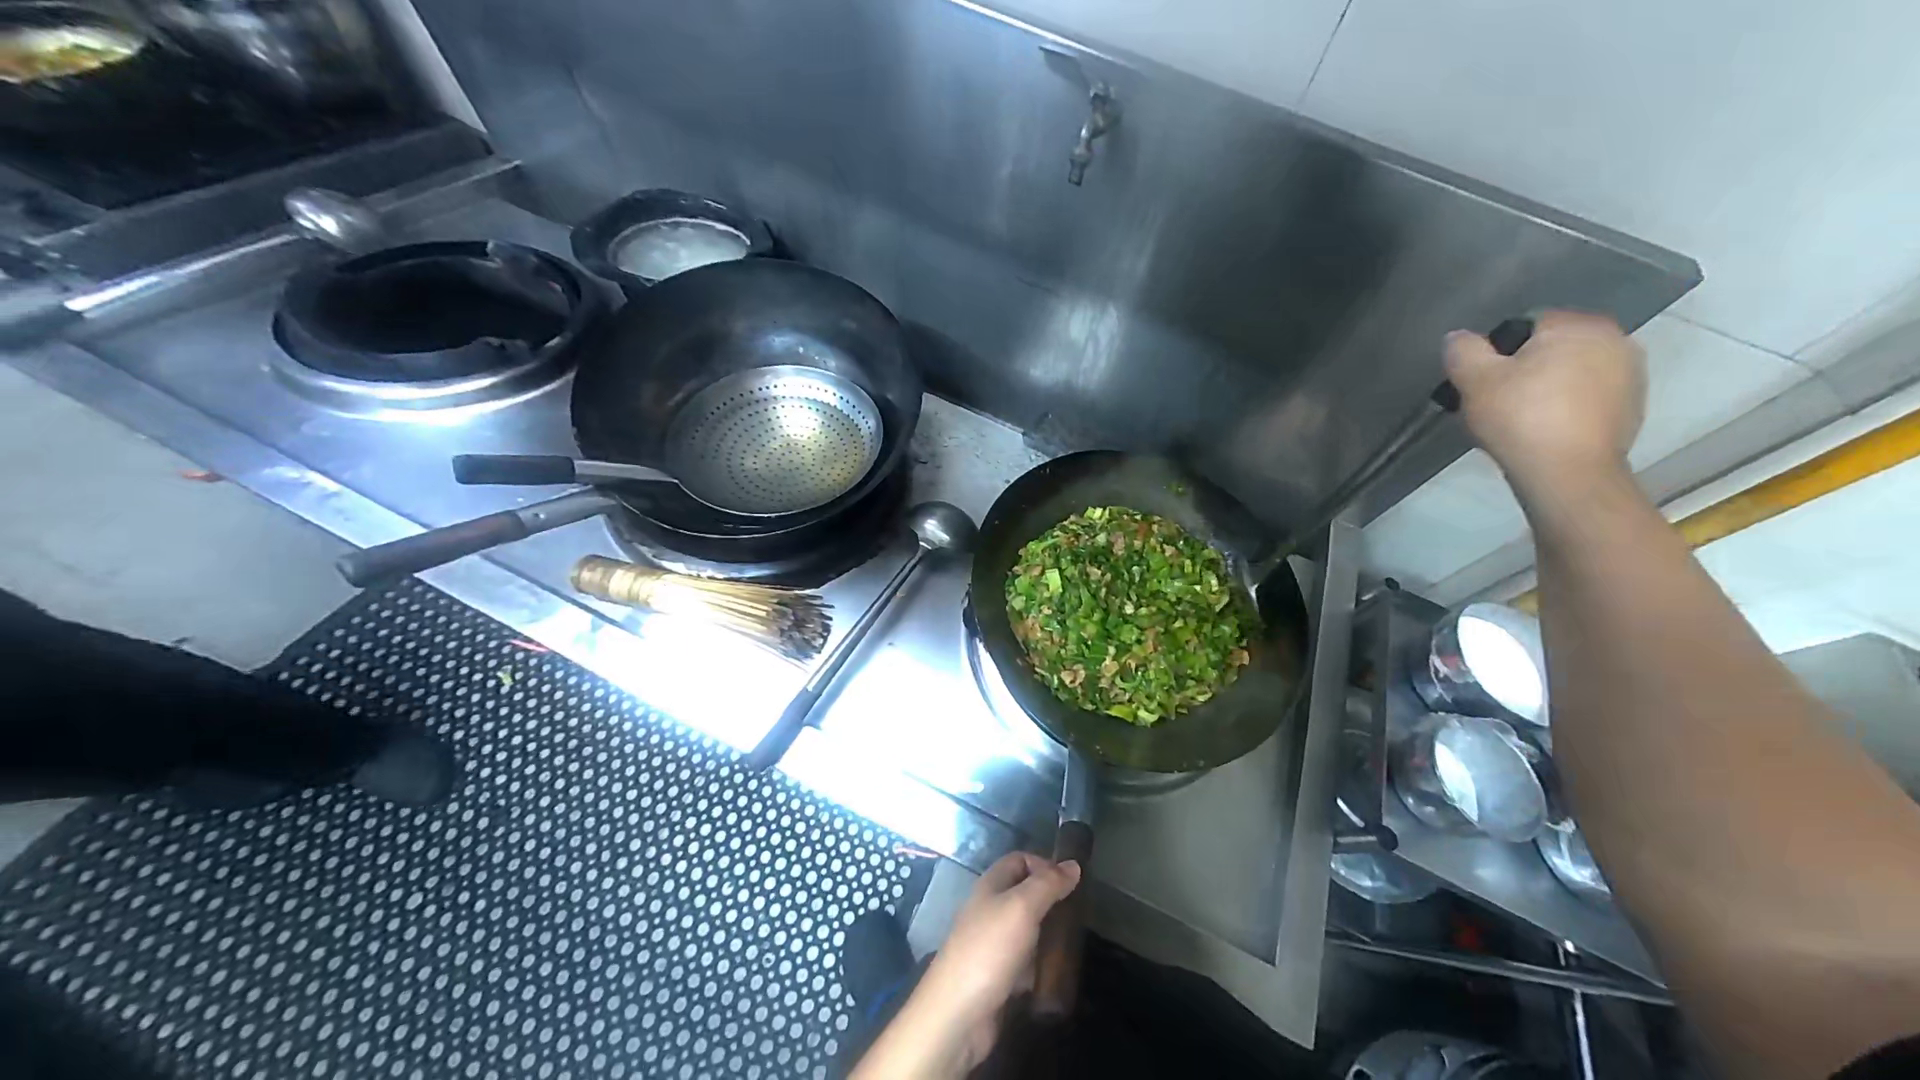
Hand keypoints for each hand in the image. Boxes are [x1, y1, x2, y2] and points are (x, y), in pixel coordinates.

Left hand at [922, 852, 1080, 1031]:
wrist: (958, 1013)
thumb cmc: (989, 949)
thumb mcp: (1022, 907)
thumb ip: (1047, 884)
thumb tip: (1072, 865)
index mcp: (990, 886)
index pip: (1019, 860)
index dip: (1044, 864)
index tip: (1071, 883)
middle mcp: (989, 910)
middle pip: (1024, 895)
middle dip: (1051, 902)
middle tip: (1078, 916)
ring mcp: (992, 945)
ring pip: (1027, 930)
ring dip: (1049, 936)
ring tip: (1075, 945)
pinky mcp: (997, 976)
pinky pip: (1025, 963)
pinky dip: (1040, 967)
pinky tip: (1057, 975)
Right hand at [1445, 311, 1646, 491]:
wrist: (1567, 472)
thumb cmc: (1520, 417)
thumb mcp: (1474, 381)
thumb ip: (1463, 350)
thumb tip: (1458, 337)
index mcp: (1578, 326)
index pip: (1527, 323)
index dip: (1498, 350)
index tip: (1484, 379)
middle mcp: (1615, 339)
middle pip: (1553, 347)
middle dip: (1526, 367)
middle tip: (1498, 399)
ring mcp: (1631, 374)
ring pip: (1573, 371)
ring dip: (1548, 386)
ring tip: (1521, 418)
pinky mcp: (1633, 406)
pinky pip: (1589, 396)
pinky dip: (1568, 406)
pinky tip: (1546, 430)